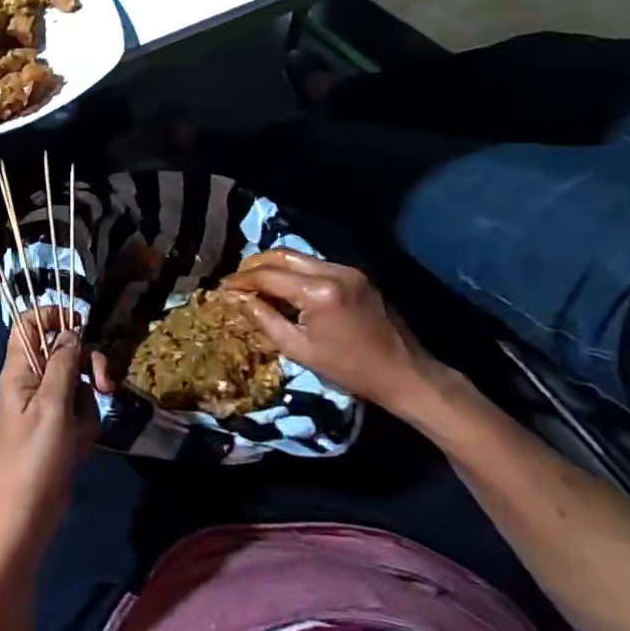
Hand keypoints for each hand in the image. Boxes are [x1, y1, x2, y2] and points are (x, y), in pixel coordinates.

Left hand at [0, 308, 98, 543]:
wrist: (29, 512)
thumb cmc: (36, 456)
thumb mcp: (52, 406)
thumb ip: (63, 366)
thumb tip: (70, 333)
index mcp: (19, 369)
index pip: (29, 324)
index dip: (52, 316)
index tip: (81, 323)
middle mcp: (30, 381)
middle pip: (63, 352)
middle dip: (87, 366)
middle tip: (104, 383)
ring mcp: (45, 405)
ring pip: (77, 385)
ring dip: (87, 405)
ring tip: (79, 431)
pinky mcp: (58, 427)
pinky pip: (80, 412)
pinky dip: (85, 426)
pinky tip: (79, 446)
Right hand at [225, 250, 445, 412]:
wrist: (407, 375)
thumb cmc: (350, 368)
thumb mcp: (298, 349)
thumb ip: (263, 318)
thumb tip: (235, 299)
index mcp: (318, 292)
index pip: (267, 276)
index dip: (241, 281)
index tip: (222, 290)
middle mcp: (333, 272)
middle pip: (280, 255)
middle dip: (253, 267)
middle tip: (237, 283)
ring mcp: (348, 271)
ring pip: (296, 256)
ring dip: (272, 267)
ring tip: (256, 285)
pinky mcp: (356, 275)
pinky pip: (313, 265)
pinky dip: (292, 271)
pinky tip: (283, 288)